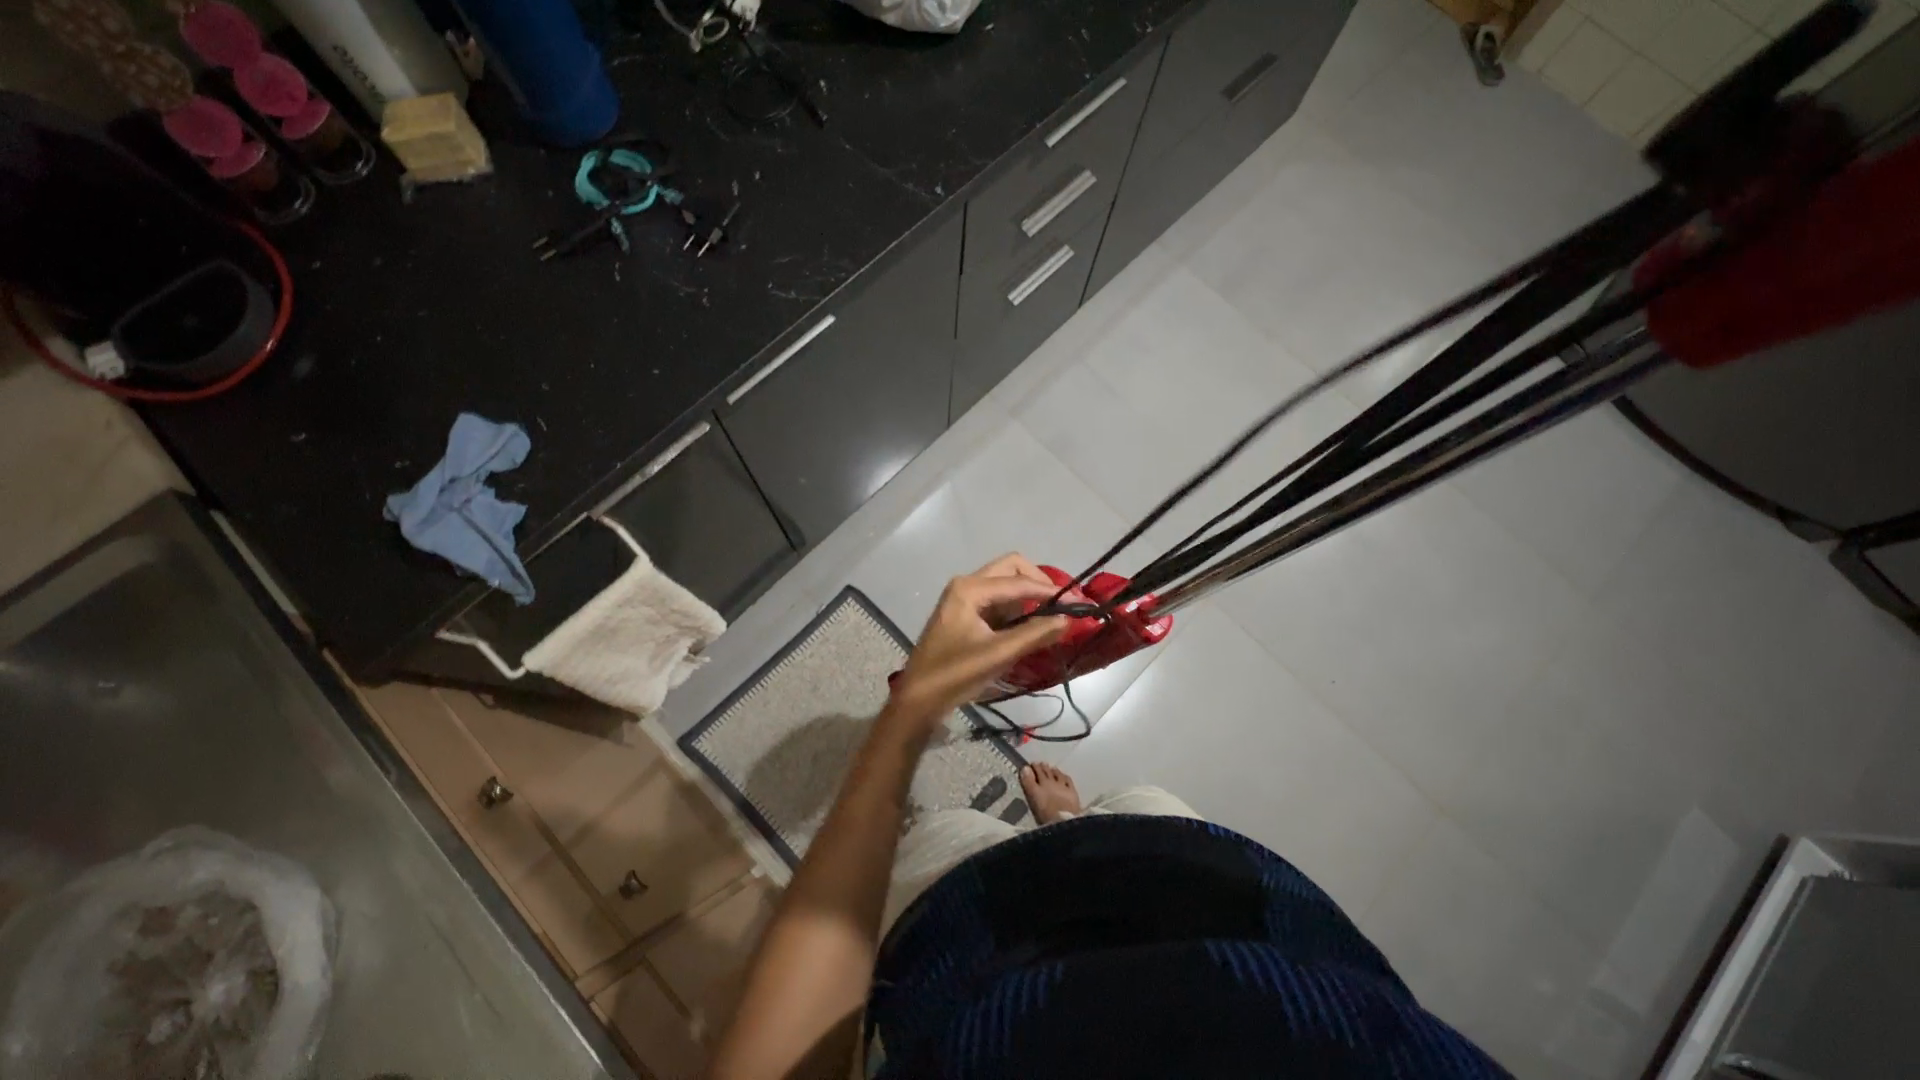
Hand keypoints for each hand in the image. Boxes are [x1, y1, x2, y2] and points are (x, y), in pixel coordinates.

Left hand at [887, 554, 1069, 726]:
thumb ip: (1035, 634)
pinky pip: (998, 604)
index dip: (1053, 592)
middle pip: (1012, 570)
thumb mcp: (998, 655)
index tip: (1080, 604)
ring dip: (1029, 599)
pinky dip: (1017, 611)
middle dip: (1040, 585)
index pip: (1020, 581)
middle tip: (1063, 607)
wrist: (918, 699)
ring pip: (1006, 586)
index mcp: (970, 589)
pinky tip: (1032, 629)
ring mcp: (964, 600)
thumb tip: (1069, 620)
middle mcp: (966, 585)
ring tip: (1052, 620)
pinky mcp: (966, 616)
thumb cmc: (955, 674)